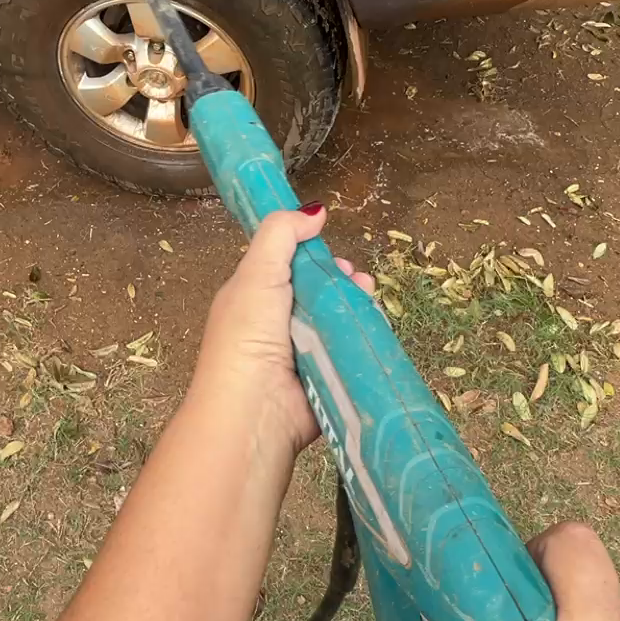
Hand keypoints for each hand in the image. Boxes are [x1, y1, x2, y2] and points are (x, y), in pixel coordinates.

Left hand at [187, 204, 373, 457]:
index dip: (311, 255)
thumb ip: (281, 235)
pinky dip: (363, 339)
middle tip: (352, 278)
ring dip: (356, 306)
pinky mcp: (324, 379)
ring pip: (338, 321)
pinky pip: (349, 352)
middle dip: (340, 280)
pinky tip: (372, 328)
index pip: (288, 268)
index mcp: (253, 299)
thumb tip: (314, 210)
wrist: (254, 411)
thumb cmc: (247, 338)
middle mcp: (275, 326)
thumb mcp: (257, 273)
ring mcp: (300, 355)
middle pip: (318, 293)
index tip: (329, 252)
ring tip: (365, 298)